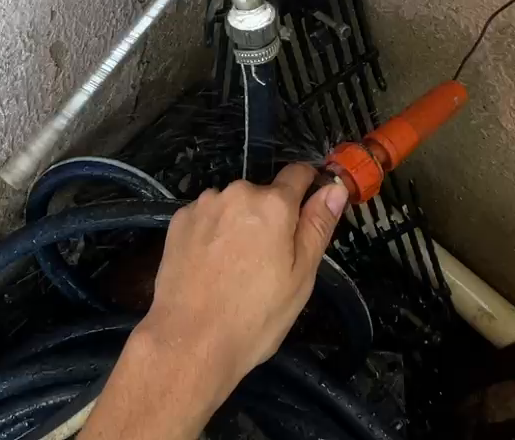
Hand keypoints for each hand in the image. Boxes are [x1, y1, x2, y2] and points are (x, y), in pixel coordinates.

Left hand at [137, 165, 348, 391]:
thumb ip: (318, 225)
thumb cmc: (255, 315)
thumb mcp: (300, 276)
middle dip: (269, 218)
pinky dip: (212, 232)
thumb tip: (335, 187)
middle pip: (263, 195)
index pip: (298, 173)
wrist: (190, 340)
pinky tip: (209, 265)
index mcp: (273, 204)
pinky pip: (206, 217)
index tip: (310, 207)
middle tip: (268, 261)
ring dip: (239, 224)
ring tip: (234, 267)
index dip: (309, 186)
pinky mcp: (179, 219)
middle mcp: (237, 192)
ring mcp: (204, 204)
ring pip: (233, 206)